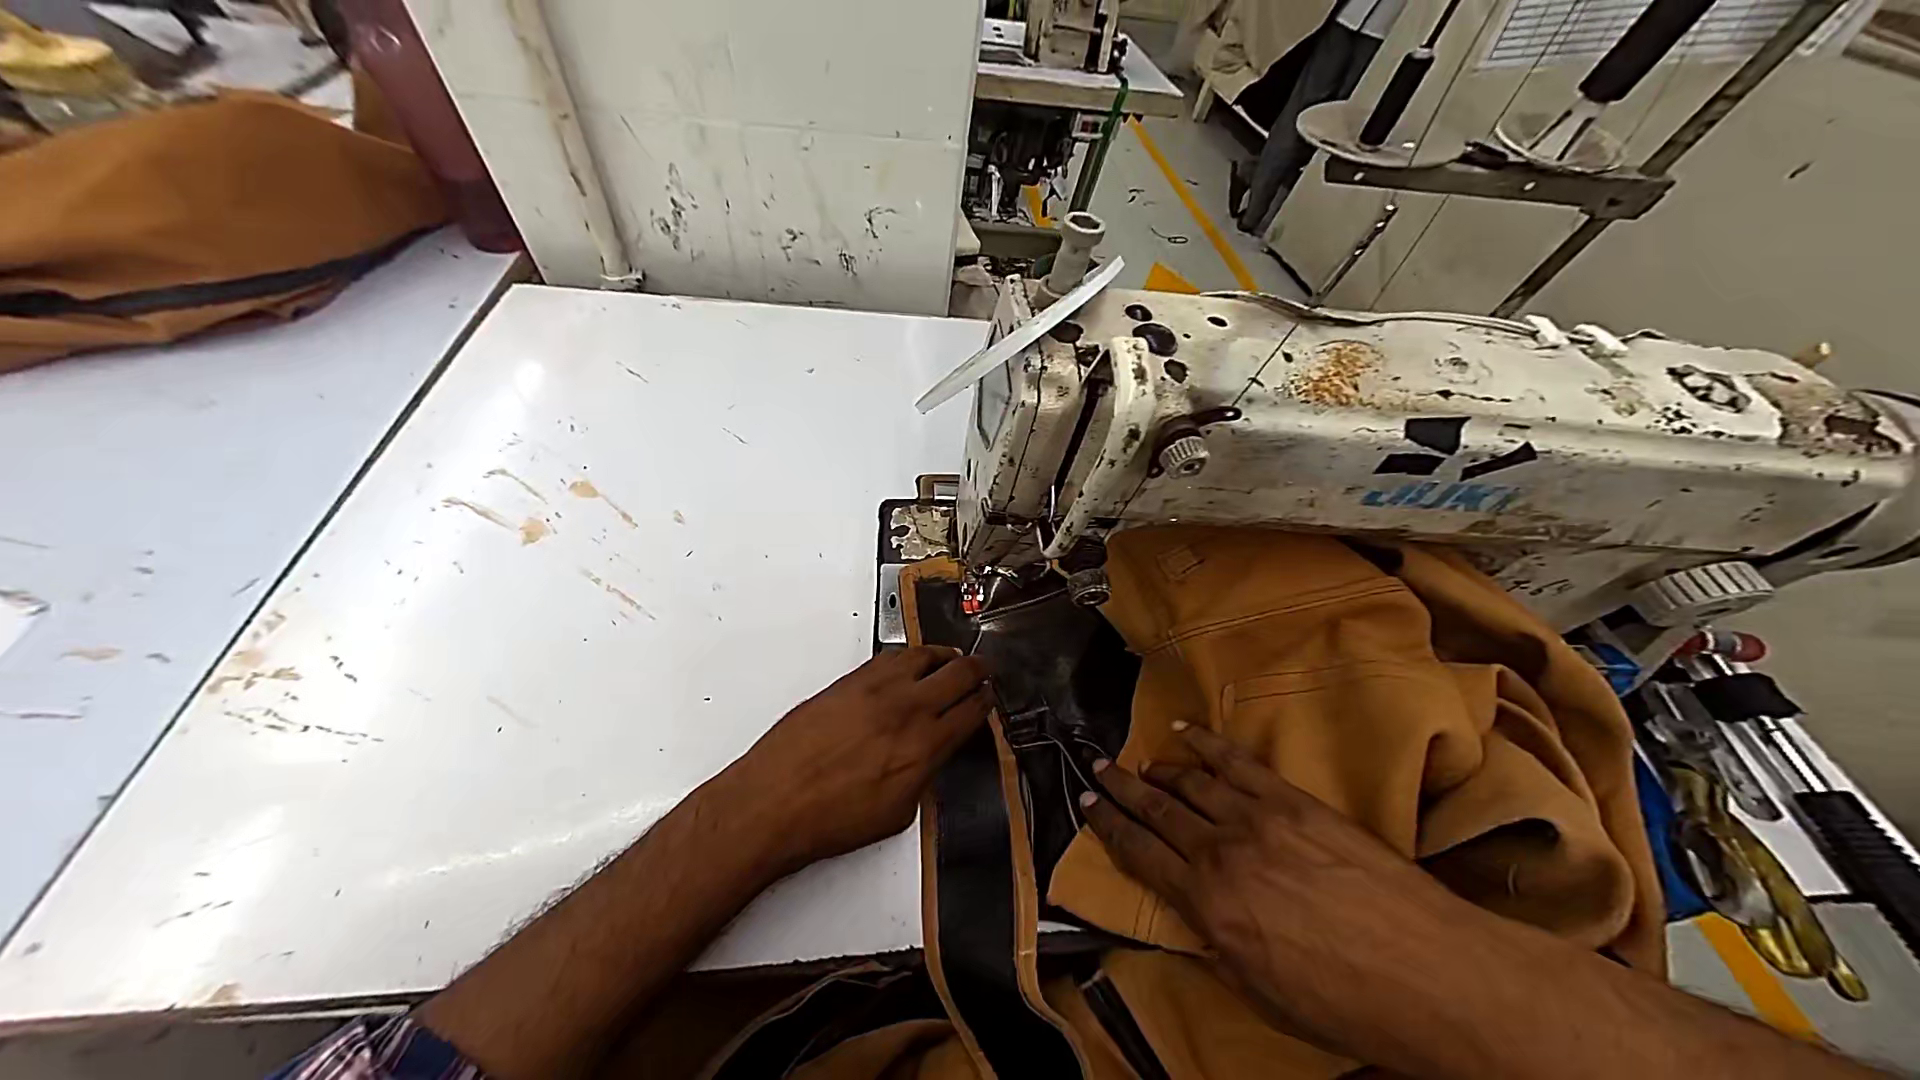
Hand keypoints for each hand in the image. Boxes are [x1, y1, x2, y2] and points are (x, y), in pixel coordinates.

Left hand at [713, 646, 992, 873]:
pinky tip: (908, 663)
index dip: (987, 703)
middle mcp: (905, 709)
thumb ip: (922, 777)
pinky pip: (890, 656)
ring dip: (945, 656)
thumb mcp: (896, 813)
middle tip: (983, 669)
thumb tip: (930, 761)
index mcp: (924, 746)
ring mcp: (876, 689)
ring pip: (925, 654)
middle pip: (960, 673)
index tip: (989, 699)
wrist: (773, 803)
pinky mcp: (849, 681)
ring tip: (951, 658)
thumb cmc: (826, 817)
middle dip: (978, 670)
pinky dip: (908, 656)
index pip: (972, 711)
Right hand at [1081, 723, 1523, 1059]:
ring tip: (1138, 760)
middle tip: (1096, 768)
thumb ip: (1212, 944)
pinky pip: (1236, 763)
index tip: (1086, 805)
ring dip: (1157, 769)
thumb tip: (1186, 911)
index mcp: (1208, 905)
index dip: (1107, 826)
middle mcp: (1220, 852)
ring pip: (1190, 782)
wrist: (1436, 975)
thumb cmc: (1347, 1004)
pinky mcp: (1292, 801)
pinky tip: (1185, 733)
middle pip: (1155, 809)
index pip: (1139, 853)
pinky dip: (1206, 744)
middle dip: (1120, 787)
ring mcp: (1256, 819)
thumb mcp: (1260, 993)